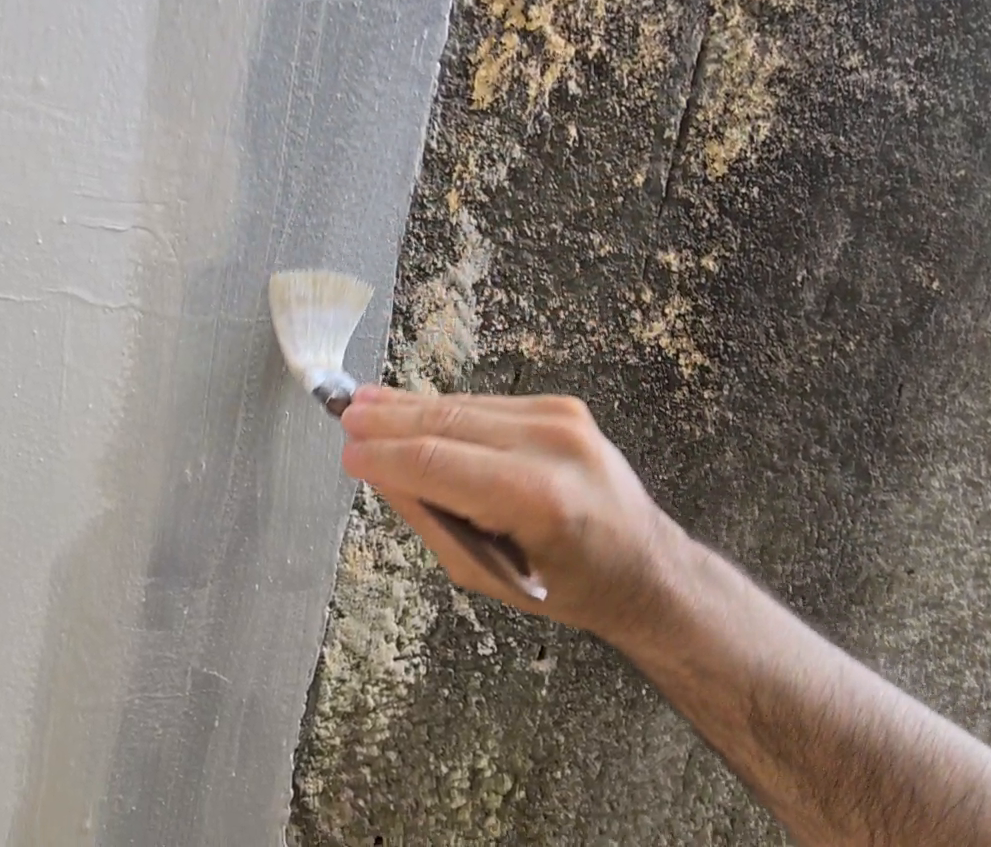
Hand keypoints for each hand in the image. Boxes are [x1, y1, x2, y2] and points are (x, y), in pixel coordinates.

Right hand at [339, 385, 687, 638]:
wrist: (645, 566)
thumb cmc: (566, 587)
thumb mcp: (485, 574)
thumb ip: (428, 517)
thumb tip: (379, 471)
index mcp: (536, 497)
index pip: (434, 462)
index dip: (384, 455)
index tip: (347, 454)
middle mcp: (551, 445)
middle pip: (443, 423)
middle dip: (388, 420)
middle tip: (346, 415)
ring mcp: (559, 418)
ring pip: (459, 407)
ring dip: (408, 407)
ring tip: (365, 403)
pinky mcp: (561, 405)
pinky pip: (482, 406)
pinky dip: (442, 412)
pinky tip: (409, 410)